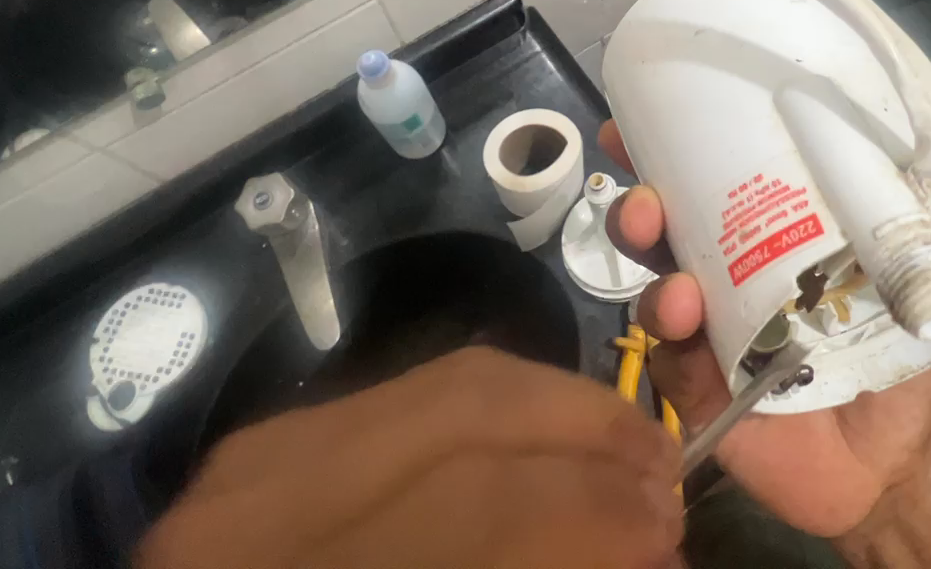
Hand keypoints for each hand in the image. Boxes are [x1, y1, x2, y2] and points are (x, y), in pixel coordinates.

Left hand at [138, 347, 681, 568]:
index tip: (670, 527)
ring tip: (623, 437)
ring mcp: (261, 458)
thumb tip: (646, 549)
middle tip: (663, 467)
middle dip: (590, 430)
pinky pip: (412, 389)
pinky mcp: (270, 437)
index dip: (595, 509)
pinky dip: (496, 402)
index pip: (483, 506)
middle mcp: (269, 507)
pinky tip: (546, 426)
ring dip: (554, 401)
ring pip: (446, 381)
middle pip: (470, 412)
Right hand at [599, 121, 930, 538]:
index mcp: (762, 246)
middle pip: (662, 234)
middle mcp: (720, 279)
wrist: (884, 468)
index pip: (706, 191)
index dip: (666, 157)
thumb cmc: (889, 367)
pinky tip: (687, 333)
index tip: (633, 130)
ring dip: (655, 279)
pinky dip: (671, 343)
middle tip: (646, 206)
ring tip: (680, 291)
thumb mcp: (901, 296)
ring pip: (654, 290)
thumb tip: (881, 170)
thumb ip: (883, 242)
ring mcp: (702, 334)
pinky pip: (667, 359)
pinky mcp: (693, 390)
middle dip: (641, 210)